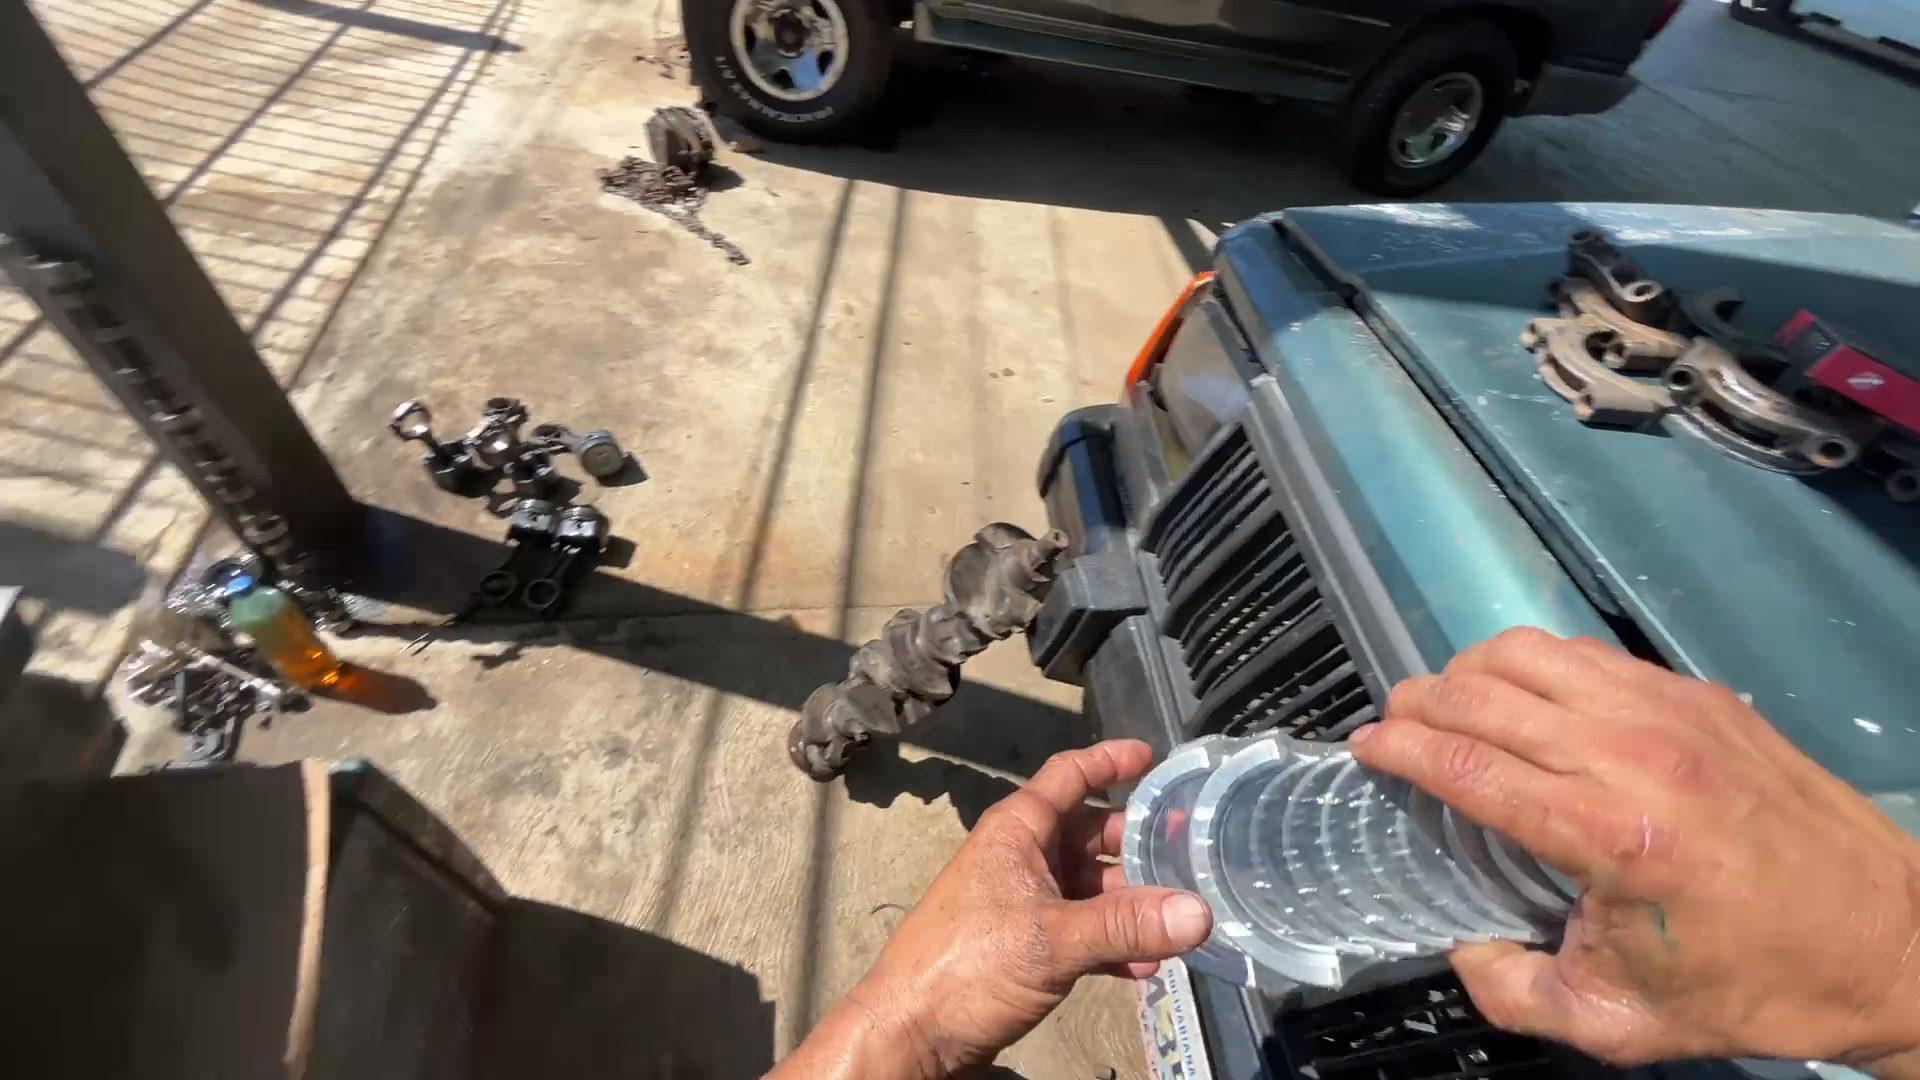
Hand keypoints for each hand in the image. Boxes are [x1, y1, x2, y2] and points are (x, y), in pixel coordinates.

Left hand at [773, 741, 1212, 1079]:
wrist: (912, 1028)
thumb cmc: (969, 961)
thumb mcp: (1054, 939)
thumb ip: (1126, 926)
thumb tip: (1200, 912)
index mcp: (1019, 828)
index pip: (1069, 774)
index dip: (1109, 759)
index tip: (1152, 756)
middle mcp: (1022, 853)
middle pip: (1087, 831)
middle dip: (1134, 839)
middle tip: (1187, 849)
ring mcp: (1024, 896)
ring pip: (1088, 883)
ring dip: (1129, 899)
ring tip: (1179, 913)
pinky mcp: (1025, 938)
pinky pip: (1080, 926)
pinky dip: (1111, 940)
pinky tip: (1144, 966)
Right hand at [1351, 628, 1919, 1076]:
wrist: (1908, 945)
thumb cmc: (1751, 981)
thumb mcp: (1618, 1023)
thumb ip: (1510, 992)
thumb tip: (1452, 943)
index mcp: (1606, 834)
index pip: (1462, 764)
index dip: (1395, 749)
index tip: (1365, 750)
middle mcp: (1626, 755)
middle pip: (1474, 697)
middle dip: (1412, 704)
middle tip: (1394, 727)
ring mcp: (1661, 710)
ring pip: (1516, 654)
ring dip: (1462, 673)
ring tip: (1451, 704)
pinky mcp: (1688, 691)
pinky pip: (1570, 650)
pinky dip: (1521, 664)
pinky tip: (1522, 697)